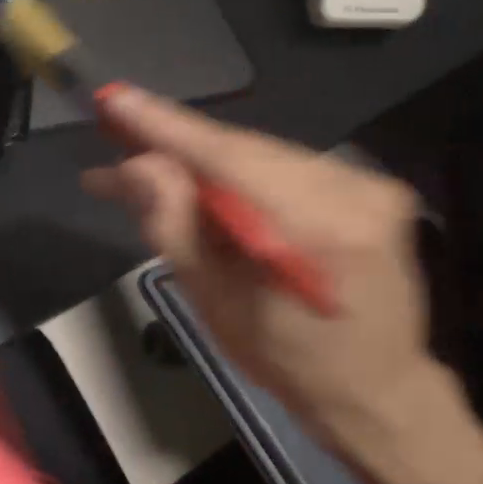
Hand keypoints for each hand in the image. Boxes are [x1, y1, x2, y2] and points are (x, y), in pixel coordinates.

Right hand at [83, 87, 456, 467]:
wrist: (373, 384)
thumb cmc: (282, 355)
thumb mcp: (211, 297)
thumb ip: (174, 224)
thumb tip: (137, 166)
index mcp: (315, 228)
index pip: (226, 157)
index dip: (164, 127)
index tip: (112, 99)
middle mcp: (352, 192)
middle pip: (240, 150)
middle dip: (170, 148)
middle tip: (108, 151)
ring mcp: (368, 187)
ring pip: (257, 155)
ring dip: (197, 161)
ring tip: (139, 174)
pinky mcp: (368, 189)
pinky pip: (280, 167)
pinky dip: (232, 172)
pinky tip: (197, 186)